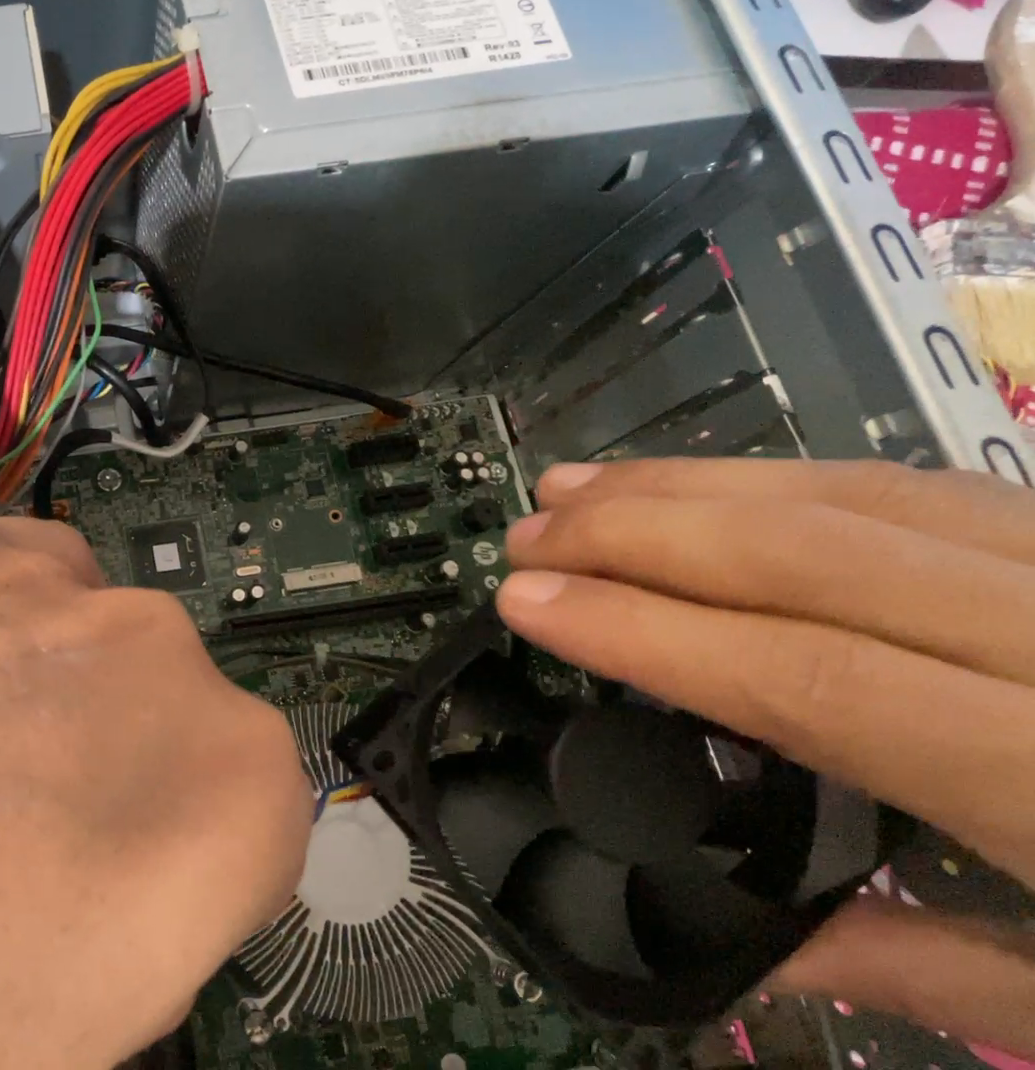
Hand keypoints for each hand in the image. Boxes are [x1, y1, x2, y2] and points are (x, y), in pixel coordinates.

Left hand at [0, 508, 309, 1068]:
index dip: (194, 875)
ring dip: (34, 717)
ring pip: (83, 647)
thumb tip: (112, 909)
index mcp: (207, 801)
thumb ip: (121, 963)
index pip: (270, 815)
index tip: (132, 905)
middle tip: (1, 876)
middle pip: (176, 719)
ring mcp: (17, 579)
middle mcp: (133, 659)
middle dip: (114, 795)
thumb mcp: (18, 1057)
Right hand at [496, 458, 1034, 1052]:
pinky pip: (923, 493)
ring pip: (868, 496)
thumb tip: (737, 955)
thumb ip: (925, 968)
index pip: (815, 678)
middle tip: (527, 533)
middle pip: (826, 552)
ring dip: (696, 484)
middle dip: (645, 532)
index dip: (648, 633)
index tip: (524, 603)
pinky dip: (787, 480)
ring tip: (576, 489)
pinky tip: (708, 486)